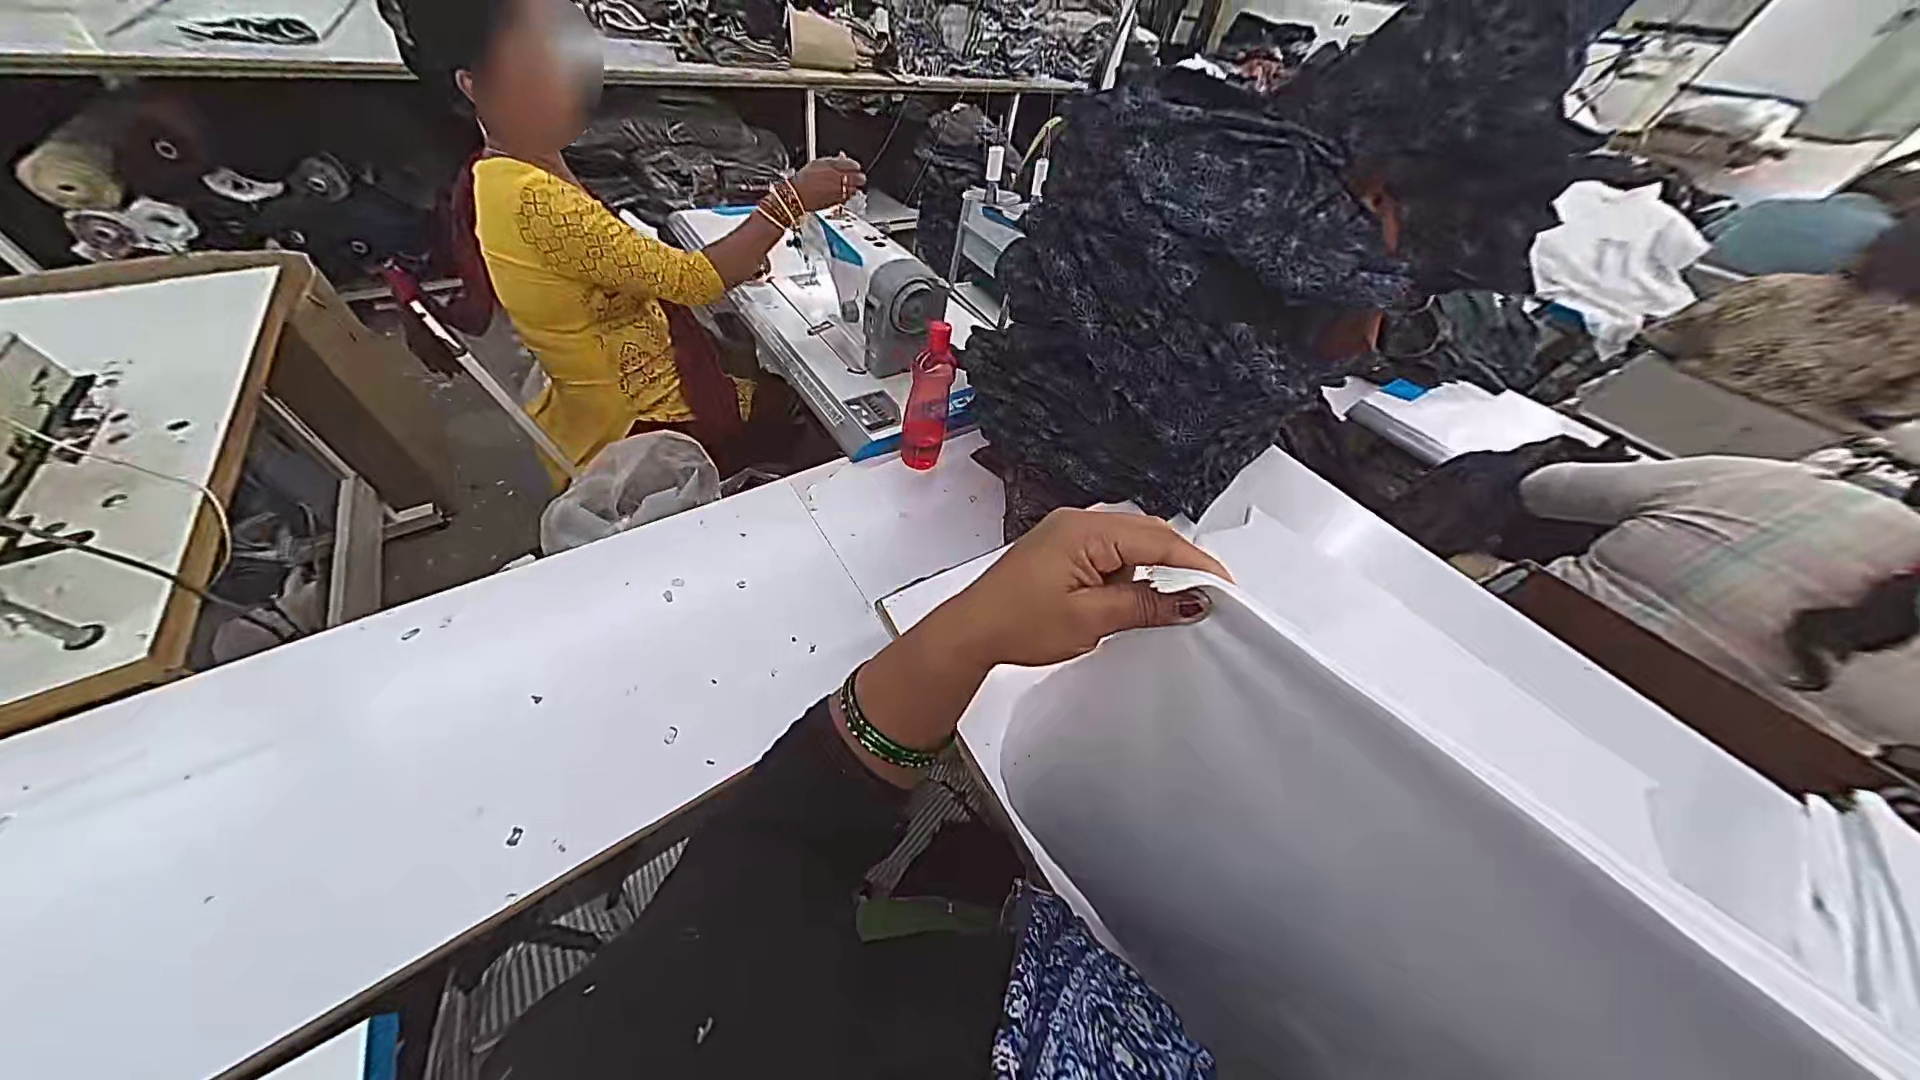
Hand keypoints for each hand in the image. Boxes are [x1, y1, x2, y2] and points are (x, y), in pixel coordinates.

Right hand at [789, 154, 866, 210]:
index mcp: (833, 166)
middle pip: (858, 178)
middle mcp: (838, 179)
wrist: (798, 194)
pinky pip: (847, 198)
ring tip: (849, 185)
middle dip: (859, 177)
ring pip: (854, 189)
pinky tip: (843, 193)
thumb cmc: (805, 179)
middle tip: (858, 177)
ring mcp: (838, 191)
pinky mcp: (837, 202)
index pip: (853, 165)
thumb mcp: (819, 163)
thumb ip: (834, 160)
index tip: (855, 167)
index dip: (855, 166)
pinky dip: (848, 195)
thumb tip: (843, 156)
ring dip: (854, 187)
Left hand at [924, 509, 1231, 671]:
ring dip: (1148, 572)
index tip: (1223, 587)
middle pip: (1145, 535)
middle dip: (1175, 565)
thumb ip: (1144, 606)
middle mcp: (1076, 522)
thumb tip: (1189, 601)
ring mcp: (1067, 533)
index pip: (1157, 538)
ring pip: (1128, 545)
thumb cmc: (1015, 622)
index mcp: (1084, 530)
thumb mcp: (1090, 619)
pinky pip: (1107, 554)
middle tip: (1201, 600)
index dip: (1195, 563)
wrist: (971, 632)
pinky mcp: (1061, 548)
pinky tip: (1127, 601)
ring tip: (1160, 608)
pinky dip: (1124, 575)